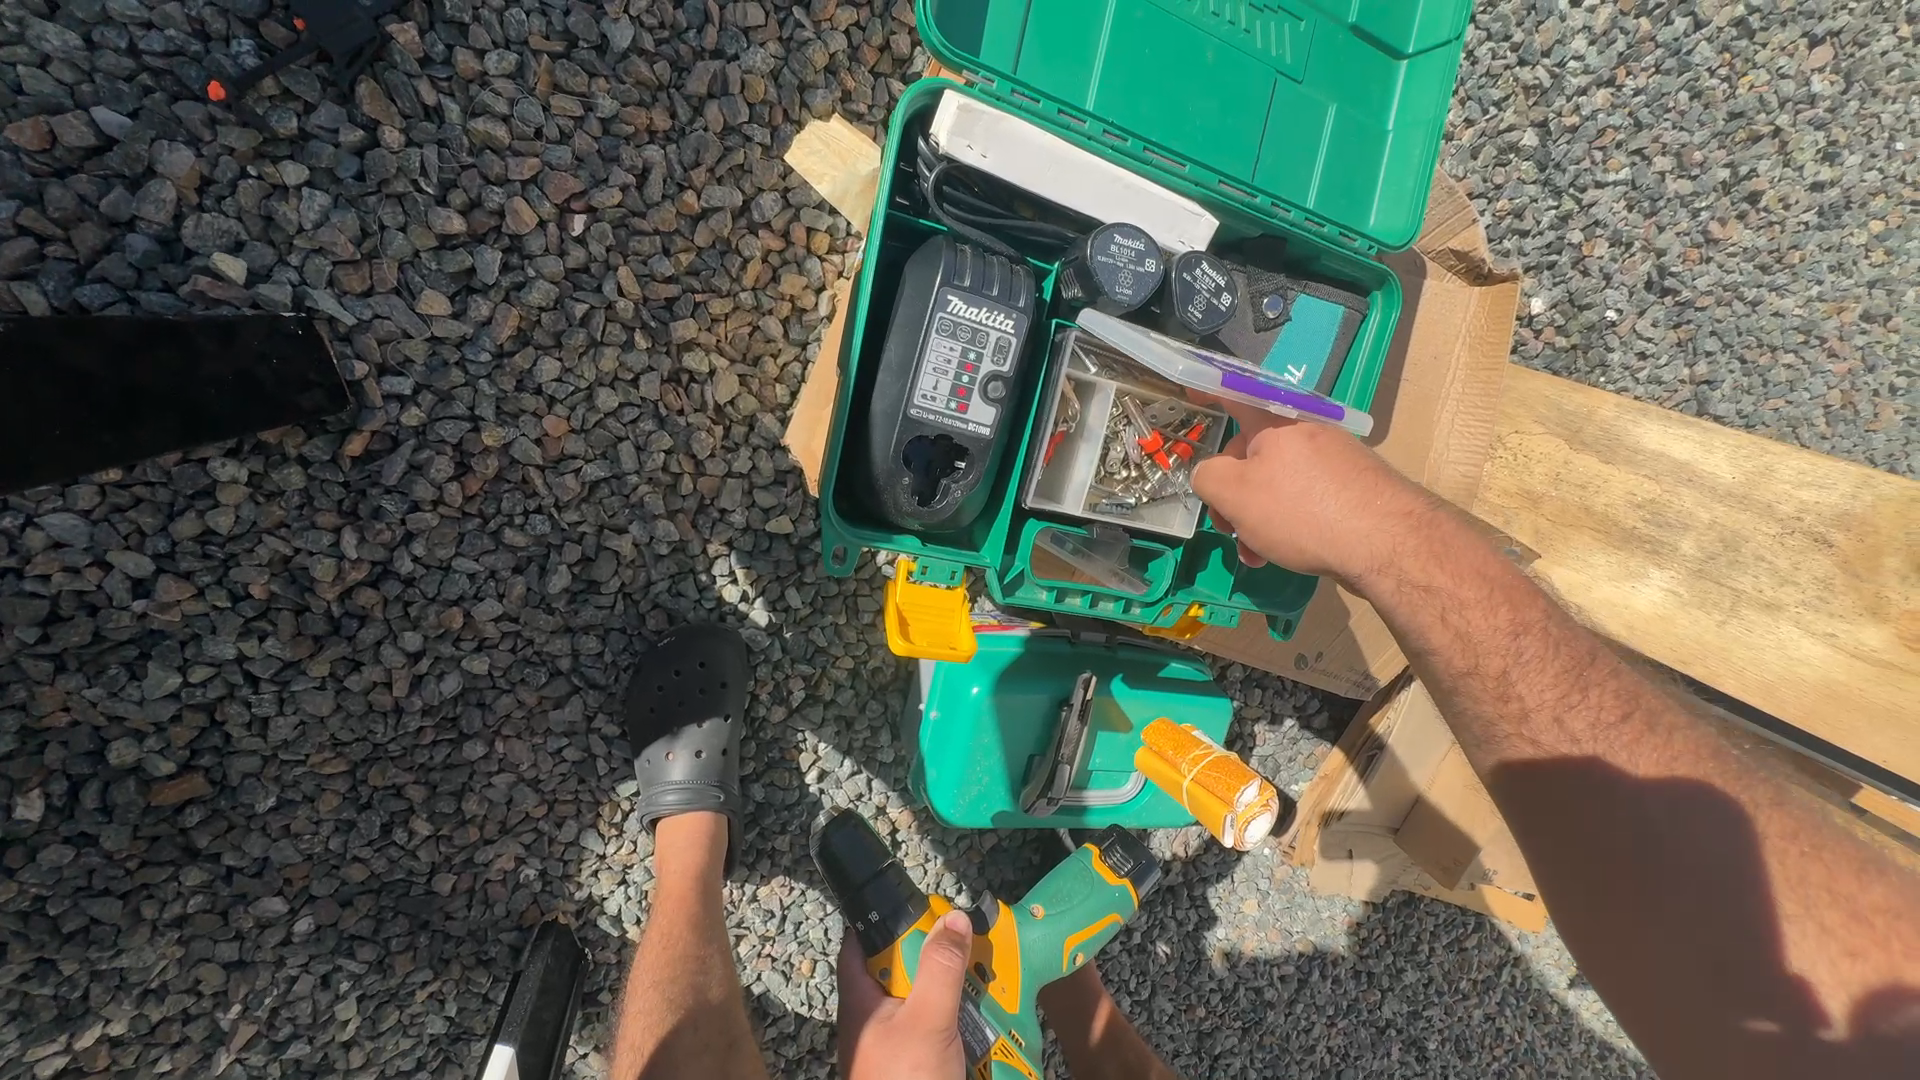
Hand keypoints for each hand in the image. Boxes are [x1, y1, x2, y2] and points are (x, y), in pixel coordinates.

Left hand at [836, 910, 973, 1079]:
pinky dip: (960, 1017)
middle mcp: (876, 1018)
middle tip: (965, 940)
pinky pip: (939, 1026)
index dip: (882, 921)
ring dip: (953, 988)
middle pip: (902, 969)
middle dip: (933, 954)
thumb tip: (953, 918)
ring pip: (925, 998)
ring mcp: (897, 1041)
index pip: (859, 945)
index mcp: (861, 1002)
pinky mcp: (919, 1060)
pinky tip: (982, 1011)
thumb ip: (939, 969)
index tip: (914, 905)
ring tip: (982, 974)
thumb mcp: (927, 1020)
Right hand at [1190, 400, 1434, 586]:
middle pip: (1251, 455)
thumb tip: (1209, 475)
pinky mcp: (1354, 489)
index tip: (1191, 389)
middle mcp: (1306, 433)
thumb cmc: (1301, 511)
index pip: (1235, 394)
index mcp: (1275, 424)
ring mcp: (1334, 461)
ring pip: (1277, 485)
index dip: (1209, 389)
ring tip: (1257, 553)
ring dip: (1257, 519)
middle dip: (1231, 494)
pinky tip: (1286, 553)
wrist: (1388, 543)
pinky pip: (1305, 500)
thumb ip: (1207, 477)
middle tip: (1226, 528)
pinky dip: (1288, 524)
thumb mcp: (1234, 495)